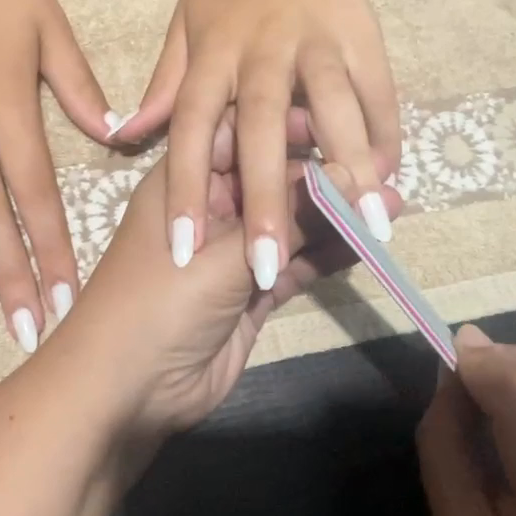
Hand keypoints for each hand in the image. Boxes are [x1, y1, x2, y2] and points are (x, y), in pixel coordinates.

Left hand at [56, 119, 401, 436]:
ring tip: (390, 210)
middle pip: (273, 182)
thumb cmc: (158, 301)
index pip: (241, 136)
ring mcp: (231, 254)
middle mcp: (210, 208)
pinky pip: (296, 267)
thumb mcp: (223, 256)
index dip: (288, 126)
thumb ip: (289, 218)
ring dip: (334, 221)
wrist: (124, 392)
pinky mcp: (250, 295)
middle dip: (324, 179)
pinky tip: (366, 246)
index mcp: (184, 179)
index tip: (339, 123)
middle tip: (381, 174)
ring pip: (290, 227)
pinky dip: (328, 258)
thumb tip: (351, 175)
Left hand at [118, 0, 400, 293]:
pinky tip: (392, 178)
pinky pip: (378, 91)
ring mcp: (317, 40)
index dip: (183, 189)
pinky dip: (387, 133)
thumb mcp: (183, 27)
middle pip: (261, 128)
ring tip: (365, 229)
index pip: (190, 129)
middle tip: (268, 266)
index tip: (183, 252)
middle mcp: (262, 49)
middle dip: (266, 198)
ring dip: (350, 169)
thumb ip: (163, 86)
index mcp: (212, 53)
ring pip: (333, 108)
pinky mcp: (363, 33)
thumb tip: (122, 136)